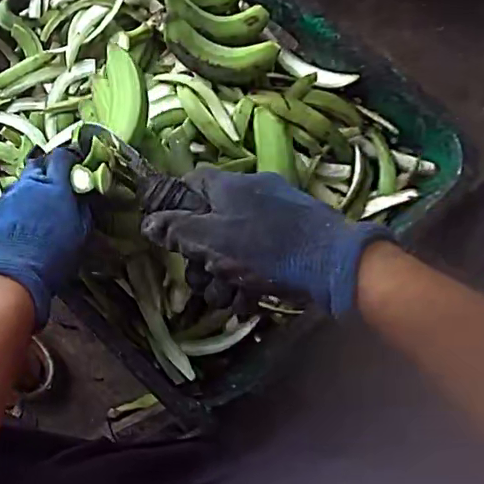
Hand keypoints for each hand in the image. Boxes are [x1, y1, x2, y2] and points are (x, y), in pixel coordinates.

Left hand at [0, 147, 89, 326]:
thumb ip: (81, 209)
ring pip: (17, 188)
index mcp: (54, 186)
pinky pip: (1, 208)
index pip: (62, 157)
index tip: (73, 167)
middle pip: (36, 167)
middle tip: (52, 190)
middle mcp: (26, 185)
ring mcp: (3, 198)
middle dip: (45, 173)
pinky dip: (8, 215)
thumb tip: (82, 195)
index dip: (68, 159)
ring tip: (31, 219)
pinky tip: (12, 234)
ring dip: (26, 197)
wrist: (9, 278)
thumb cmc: (52, 259)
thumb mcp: (79, 234)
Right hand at [140, 167, 390, 317]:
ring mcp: (276, 217)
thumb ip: (175, 230)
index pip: (190, 182)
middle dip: (200, 258)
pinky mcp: (294, 240)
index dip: (174, 206)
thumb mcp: (210, 239)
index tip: (169, 235)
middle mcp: (251, 195)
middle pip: (209, 221)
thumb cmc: (266, 248)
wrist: (337, 266)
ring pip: (232, 244)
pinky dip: (248, 278)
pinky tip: (247, 300)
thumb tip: (147, 224)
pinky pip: (258, 256)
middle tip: (202, 281)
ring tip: (227, 299)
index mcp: (229, 186)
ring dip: (222, 276)